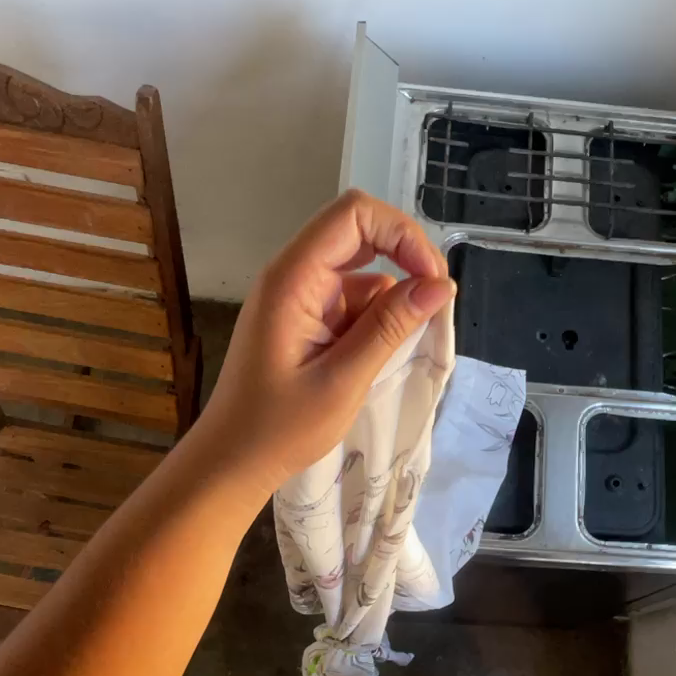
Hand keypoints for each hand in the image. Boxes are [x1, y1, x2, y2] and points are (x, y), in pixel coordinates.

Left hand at [189, 189, 455, 494]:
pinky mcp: (310, 320)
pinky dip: (379, 319)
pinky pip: (354, 301)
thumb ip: (390, 328)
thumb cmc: (281, 427)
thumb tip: (439, 286)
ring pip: (363, 271)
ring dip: (394, 298)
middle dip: (405, 259)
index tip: (432, 281)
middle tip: (435, 303)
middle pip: (360, 233)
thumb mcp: (343, 381)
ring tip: (408, 345)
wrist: (235, 459)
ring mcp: (302, 297)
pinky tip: (386, 354)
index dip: (402, 234)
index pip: (354, 215)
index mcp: (293, 279)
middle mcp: (295, 275)